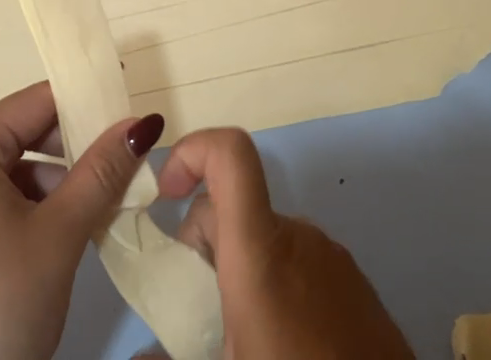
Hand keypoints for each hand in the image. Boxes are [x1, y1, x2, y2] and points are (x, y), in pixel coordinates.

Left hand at [0, 81, 165, 359]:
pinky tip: (72, 225)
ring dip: (60, 180)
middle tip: (126, 153)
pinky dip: (36, 204)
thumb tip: (142, 121)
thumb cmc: (3, 297)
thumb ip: (102, 171)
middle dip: (74, 145)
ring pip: (14, 170)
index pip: (32, 103)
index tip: (125, 93)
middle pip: (21, 134)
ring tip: (108, 197)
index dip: (81, 98)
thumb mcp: (60, 232)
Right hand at [149, 128, 414, 359]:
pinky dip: (273, 279)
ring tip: (238, 329)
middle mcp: (295, 235)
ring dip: (236, 264)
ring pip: (262, 234)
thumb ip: (170, 356)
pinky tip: (278, 335)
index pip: (230, 155)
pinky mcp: (353, 279)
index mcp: (259, 250)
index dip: (192, 152)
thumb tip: (137, 357)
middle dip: (201, 239)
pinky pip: (296, 258)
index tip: (165, 194)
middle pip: (231, 203)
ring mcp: (330, 254)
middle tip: (197, 302)